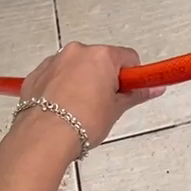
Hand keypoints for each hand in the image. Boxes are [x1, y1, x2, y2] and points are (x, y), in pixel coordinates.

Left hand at [16, 43, 161, 149]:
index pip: (128, 58)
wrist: (44, 138)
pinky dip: (61, 87)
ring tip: (82, 110)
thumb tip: (153, 89)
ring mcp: (55, 61)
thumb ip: (136, 94)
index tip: (131, 89)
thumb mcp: (116, 109)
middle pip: (101, 60)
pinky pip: (56, 75)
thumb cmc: (79, 123)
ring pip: (77, 67)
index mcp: (101, 55)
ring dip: (82, 81)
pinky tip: (64, 108)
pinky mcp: (37, 73)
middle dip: (106, 79)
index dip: (131, 77)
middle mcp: (77, 52)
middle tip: (106, 104)